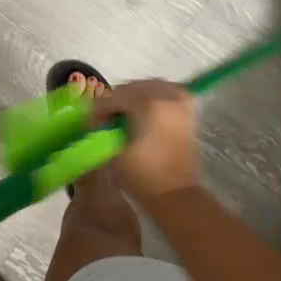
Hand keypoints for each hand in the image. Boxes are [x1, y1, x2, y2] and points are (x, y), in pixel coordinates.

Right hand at [91, 79, 200, 199]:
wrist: (176, 193)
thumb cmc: (143, 177)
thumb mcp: (114, 154)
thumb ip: (104, 130)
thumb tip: (100, 120)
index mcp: (148, 105)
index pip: (115, 96)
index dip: (99, 109)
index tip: (92, 124)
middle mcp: (167, 96)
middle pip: (133, 88)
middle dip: (117, 101)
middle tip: (106, 119)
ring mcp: (181, 101)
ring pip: (150, 87)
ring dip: (135, 97)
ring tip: (123, 116)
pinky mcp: (188, 110)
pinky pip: (166, 93)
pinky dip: (152, 98)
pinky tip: (142, 112)